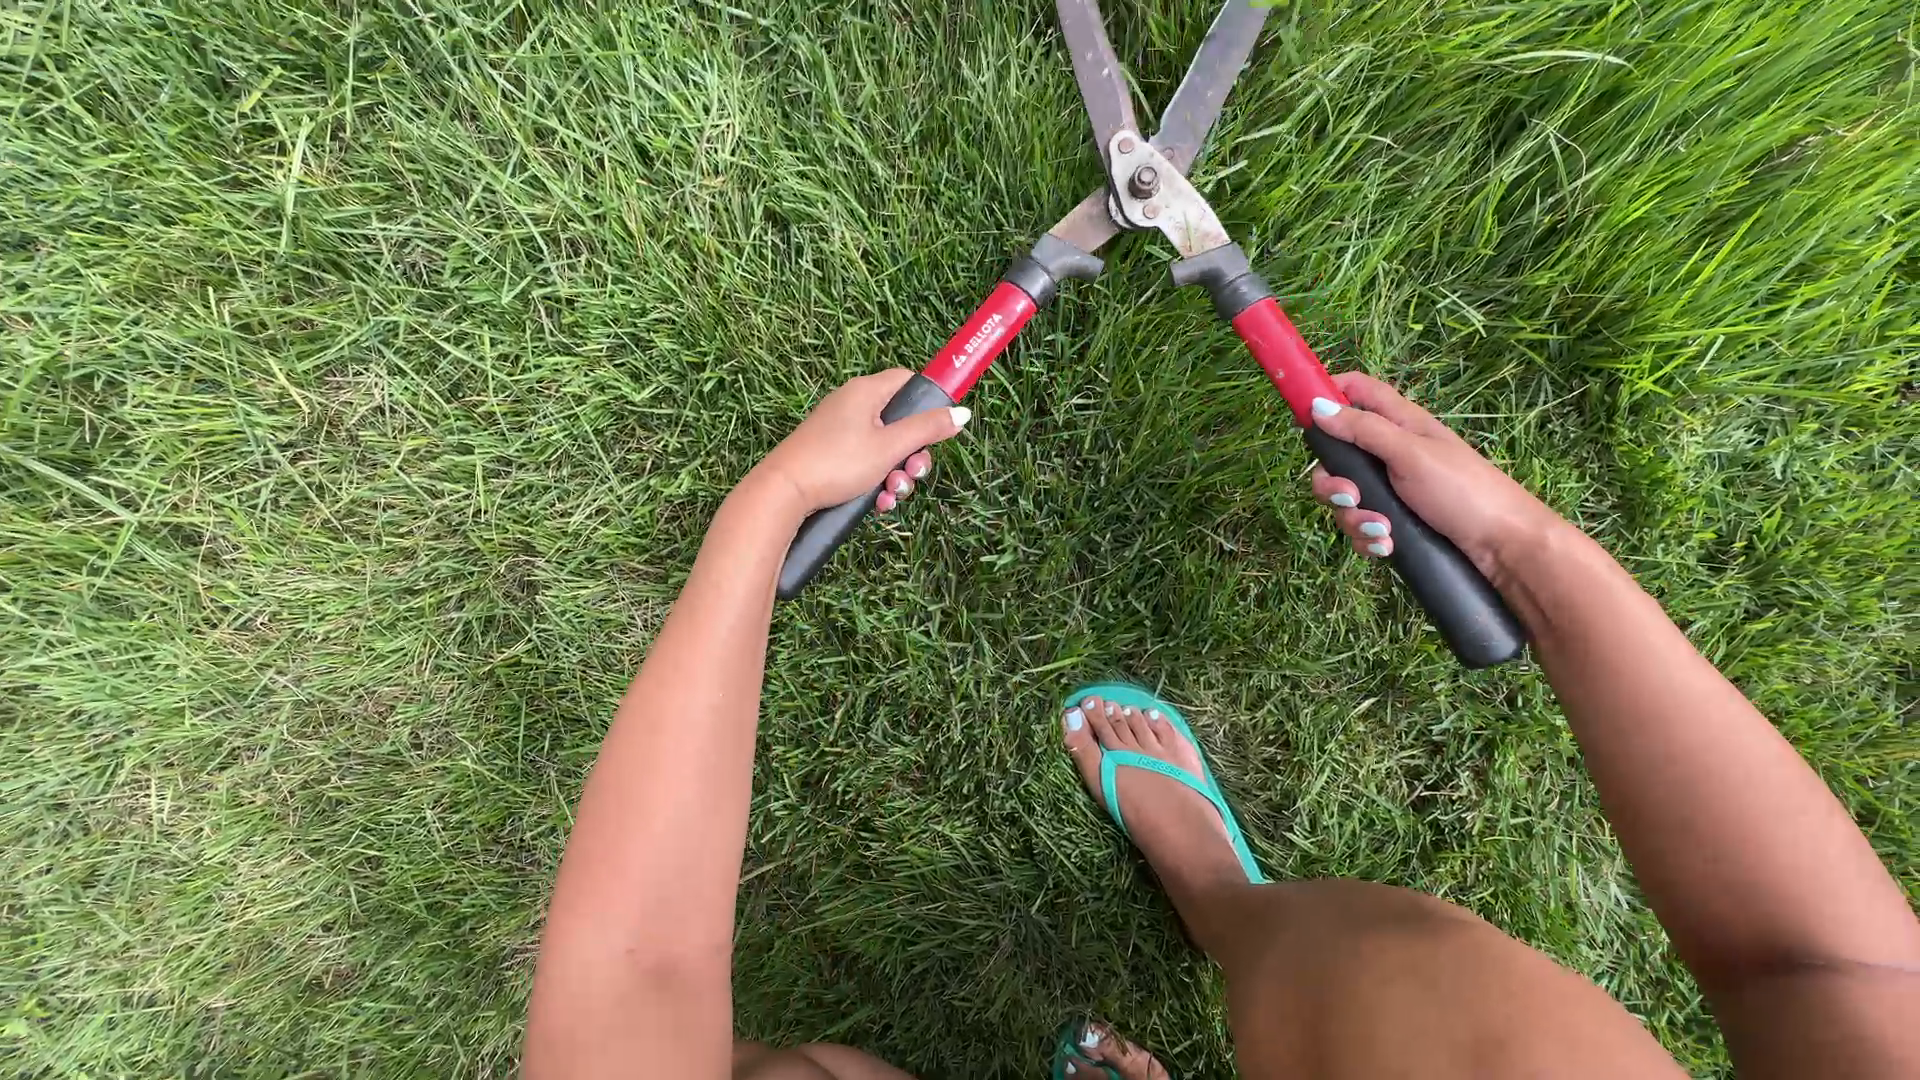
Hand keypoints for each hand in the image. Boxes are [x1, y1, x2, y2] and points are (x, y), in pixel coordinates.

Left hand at [753, 369, 969, 515]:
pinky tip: (876, 504)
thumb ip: (928, 429)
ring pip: (885, 449)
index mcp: (866, 392)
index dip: (927, 402)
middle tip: (913, 473)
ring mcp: (840, 431)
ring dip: (896, 474)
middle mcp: (852, 406)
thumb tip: (961, 413)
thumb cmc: (837, 463)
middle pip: (900, 422)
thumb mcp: (890, 447)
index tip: (939, 427)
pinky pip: (866, 463)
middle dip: (913, 454)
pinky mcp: (832, 454)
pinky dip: (876, 482)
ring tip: (891, 495)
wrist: (784, 492)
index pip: (907, 380)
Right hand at [1308, 372, 1561, 573]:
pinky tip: (1386, 545)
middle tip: (1349, 495)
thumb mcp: (1410, 454)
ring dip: (1352, 518)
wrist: (1501, 545)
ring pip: (1342, 497)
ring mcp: (1388, 487)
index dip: (1327, 393)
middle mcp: (1388, 452)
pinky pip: (1359, 524)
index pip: (1355, 391)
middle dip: (1331, 482)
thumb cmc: (1463, 490)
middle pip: (1334, 456)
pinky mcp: (1391, 518)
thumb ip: (1362, 430)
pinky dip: (1367, 537)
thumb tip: (1316, 407)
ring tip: (1381, 530)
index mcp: (1397, 424)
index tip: (1303, 414)